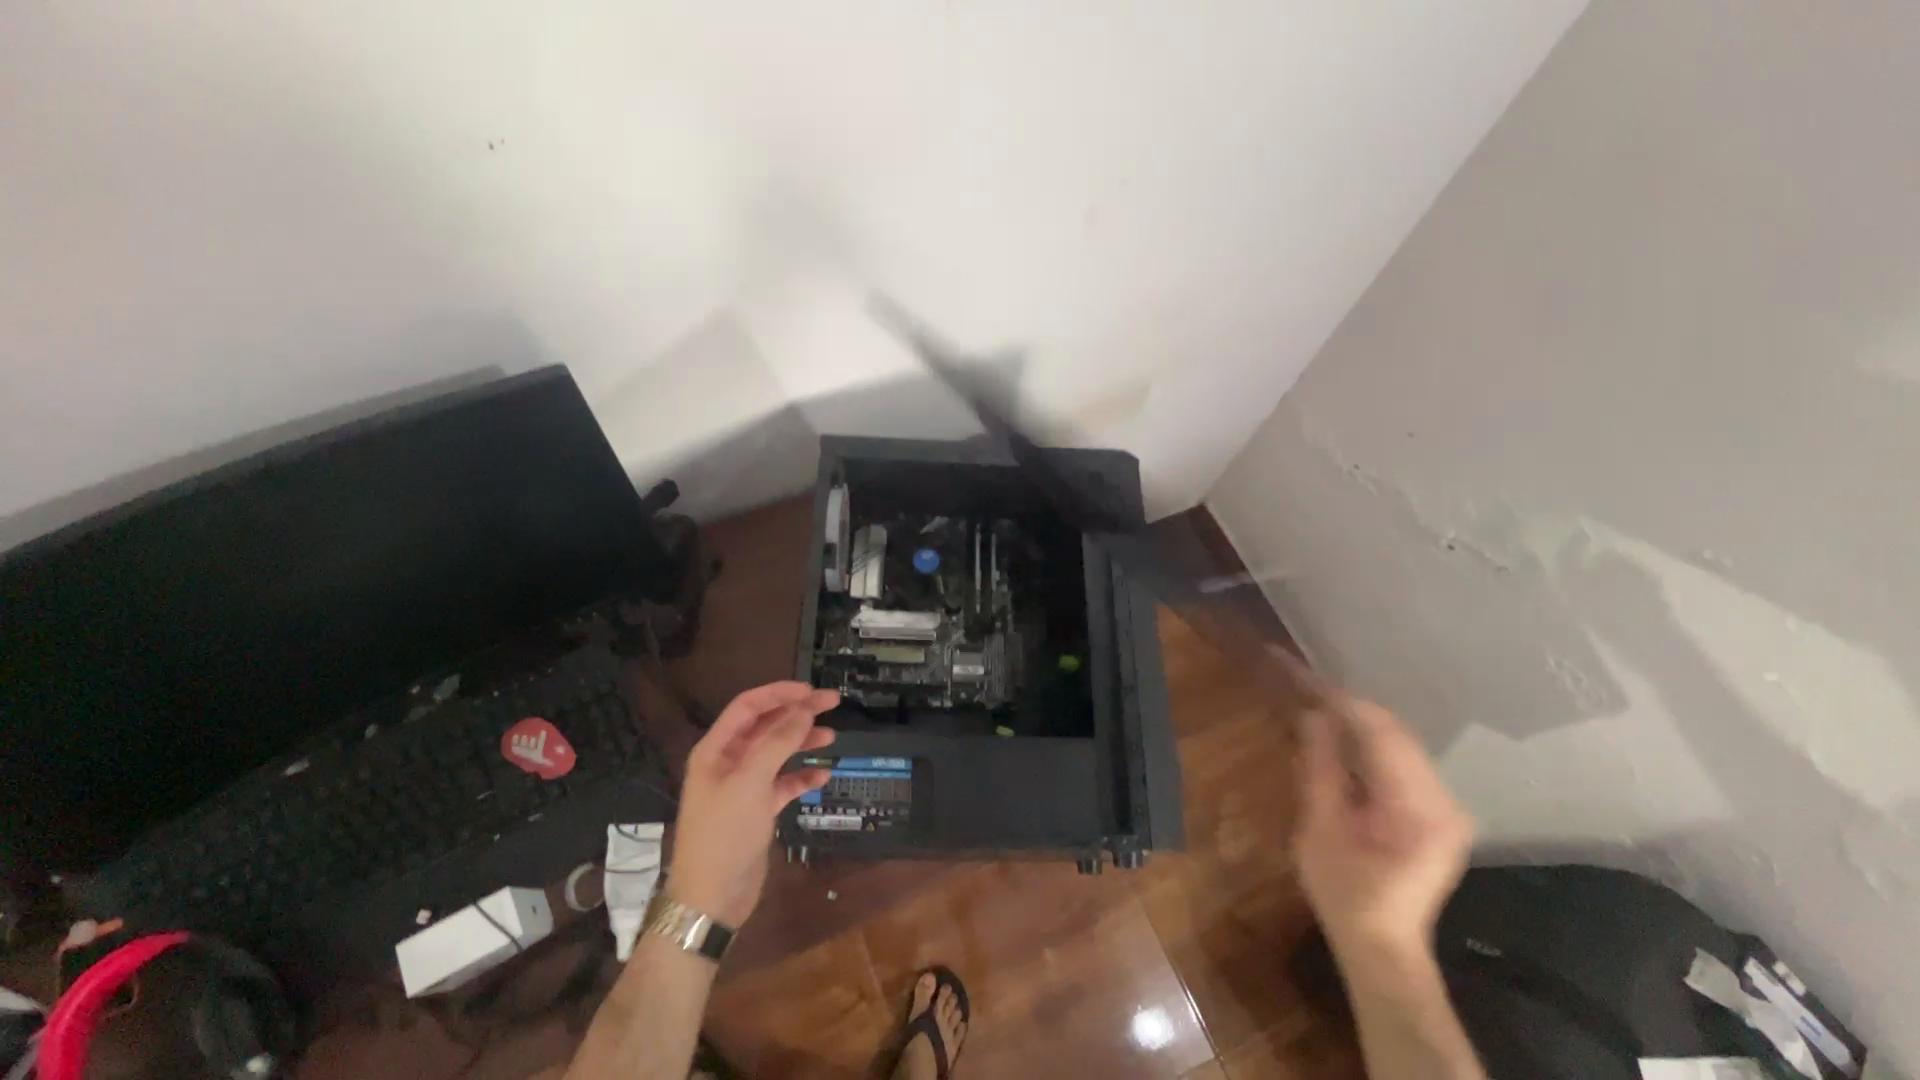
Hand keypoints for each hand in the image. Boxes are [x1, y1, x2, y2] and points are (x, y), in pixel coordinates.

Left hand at [667, 682, 838, 925]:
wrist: (710, 899)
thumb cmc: (723, 835)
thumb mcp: (750, 783)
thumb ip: (777, 743)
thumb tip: (804, 709)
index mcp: (715, 750)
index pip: (748, 707)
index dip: (779, 693)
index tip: (812, 691)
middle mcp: (728, 763)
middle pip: (765, 727)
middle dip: (796, 714)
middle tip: (833, 704)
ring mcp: (742, 788)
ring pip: (776, 754)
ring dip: (802, 743)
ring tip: (832, 738)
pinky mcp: (757, 811)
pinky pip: (782, 784)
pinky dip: (801, 778)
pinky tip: (822, 777)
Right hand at [1293, 695, 1472, 962]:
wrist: (1382, 946)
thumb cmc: (1345, 896)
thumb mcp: (1321, 832)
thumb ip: (1321, 770)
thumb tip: (1314, 717)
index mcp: (1420, 809)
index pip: (1383, 736)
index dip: (1344, 703)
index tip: (1307, 679)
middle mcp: (1445, 800)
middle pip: (1397, 735)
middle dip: (1351, 709)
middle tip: (1306, 686)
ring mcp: (1448, 806)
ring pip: (1401, 744)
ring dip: (1361, 724)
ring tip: (1318, 706)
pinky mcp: (1439, 811)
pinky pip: (1404, 762)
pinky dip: (1372, 746)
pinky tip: (1342, 739)